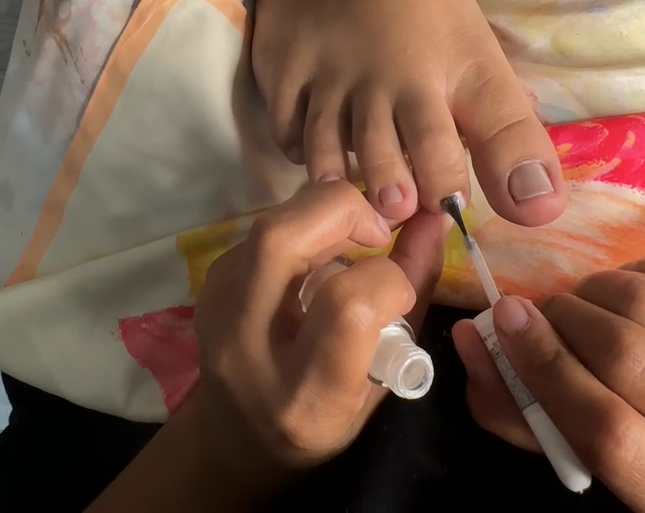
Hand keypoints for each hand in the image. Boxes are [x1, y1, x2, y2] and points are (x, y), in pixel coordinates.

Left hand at [190, 180, 446, 477]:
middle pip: (281, 240)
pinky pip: (264, 227)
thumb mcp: (383, 375)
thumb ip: (412, 295)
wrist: (237, 435)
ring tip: (352, 237)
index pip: (346, 309)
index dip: (385, 277)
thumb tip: (433, 217)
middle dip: (341, 210)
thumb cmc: (324, 419)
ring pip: (270, 222)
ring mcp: (219, 305)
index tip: (397, 284)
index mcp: (303, 396)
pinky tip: (318, 250)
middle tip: (377, 227)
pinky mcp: (211, 278)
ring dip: (323, 211)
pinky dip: (303, 224)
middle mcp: (247, 346)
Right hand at [454, 257, 644, 510]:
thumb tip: (470, 335)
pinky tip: (629, 298)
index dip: (548, 370)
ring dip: (597, 291)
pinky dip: (631, 272)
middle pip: (634, 359)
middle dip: (567, 321)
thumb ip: (517, 404)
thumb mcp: (587, 454)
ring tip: (586, 306)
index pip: (613, 435)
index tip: (504, 322)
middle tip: (546, 314)